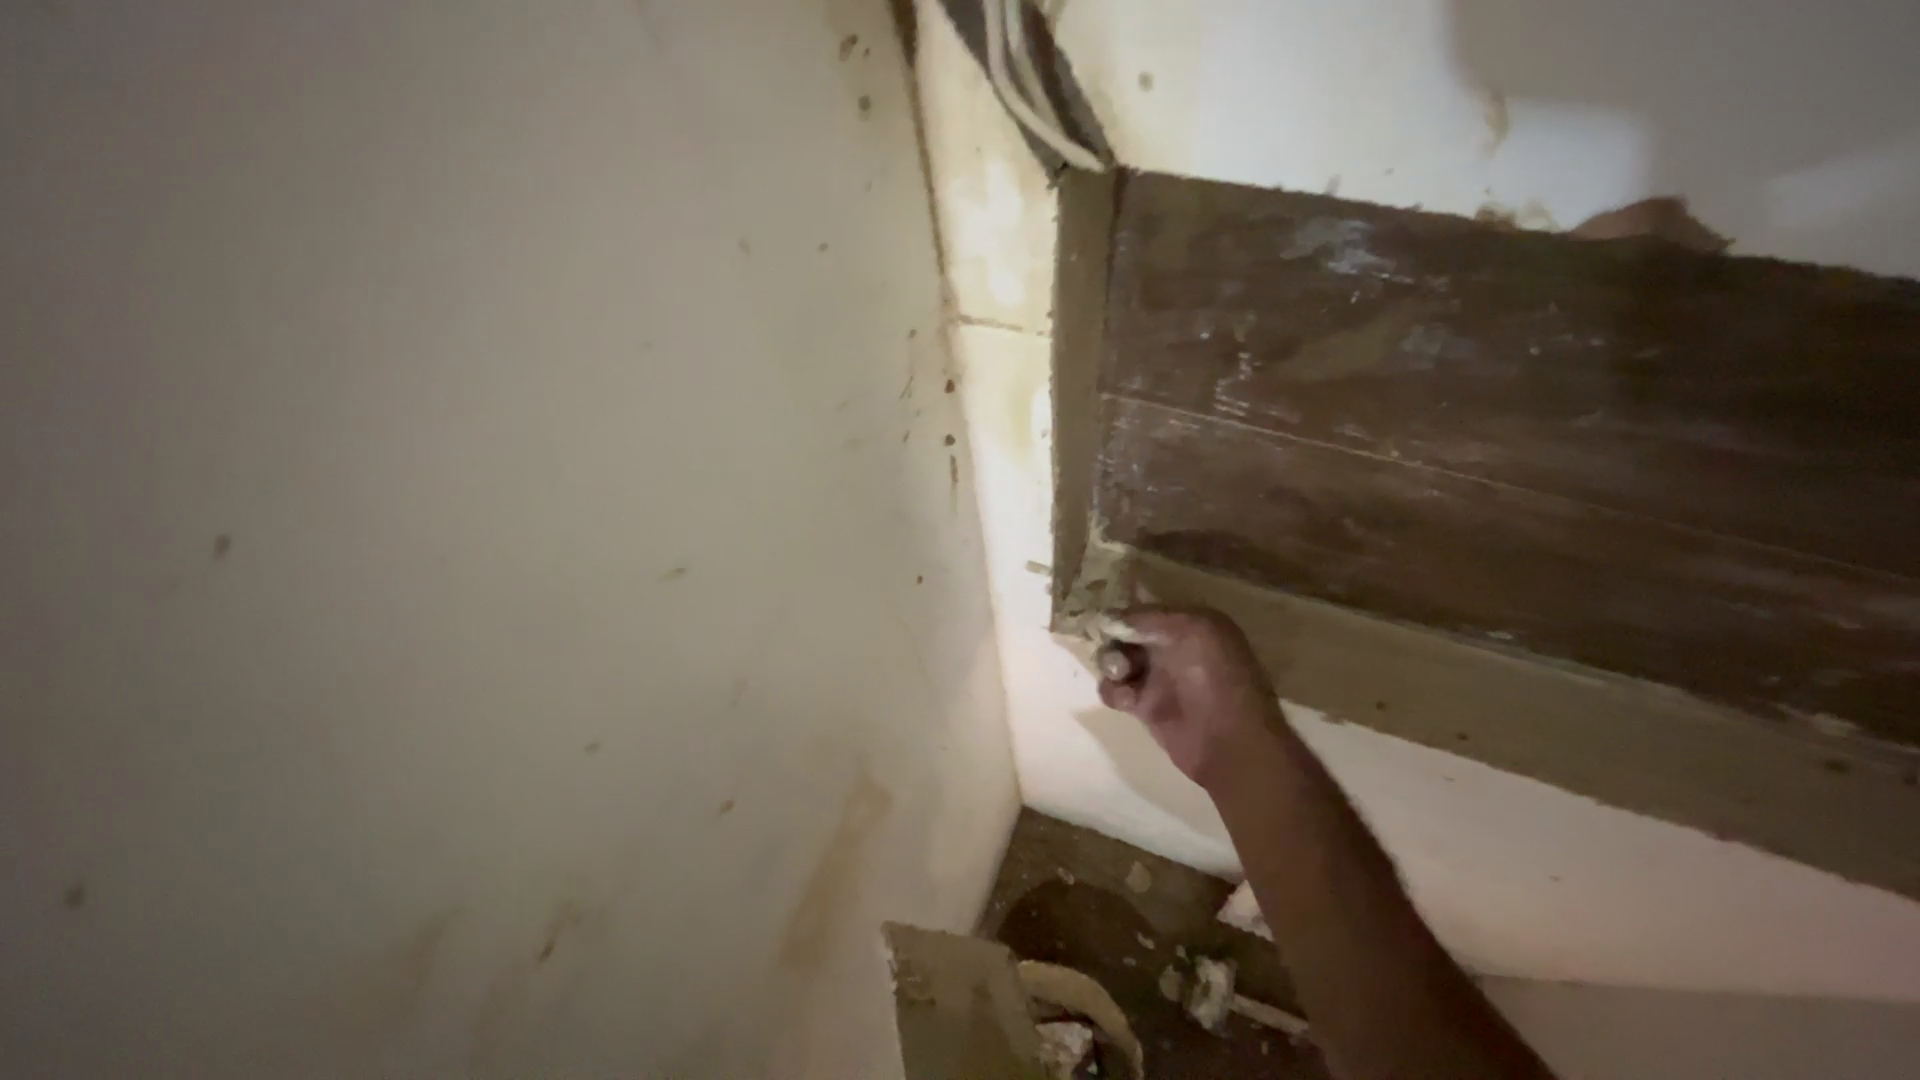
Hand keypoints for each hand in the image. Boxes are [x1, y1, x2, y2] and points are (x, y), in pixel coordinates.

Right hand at [1096, 607, 1283, 787]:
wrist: (1229, 744)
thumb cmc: (1216, 680)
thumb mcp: (1191, 631)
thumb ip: (1147, 617)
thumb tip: (1109, 618)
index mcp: (1192, 622)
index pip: (1147, 607)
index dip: (1124, 611)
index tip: (1107, 620)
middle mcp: (1174, 646)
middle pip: (1126, 632)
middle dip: (1115, 639)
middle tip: (1119, 653)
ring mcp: (1159, 676)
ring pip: (1117, 659)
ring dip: (1111, 663)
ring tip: (1122, 676)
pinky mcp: (1145, 706)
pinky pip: (1115, 689)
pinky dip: (1114, 691)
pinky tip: (1127, 701)